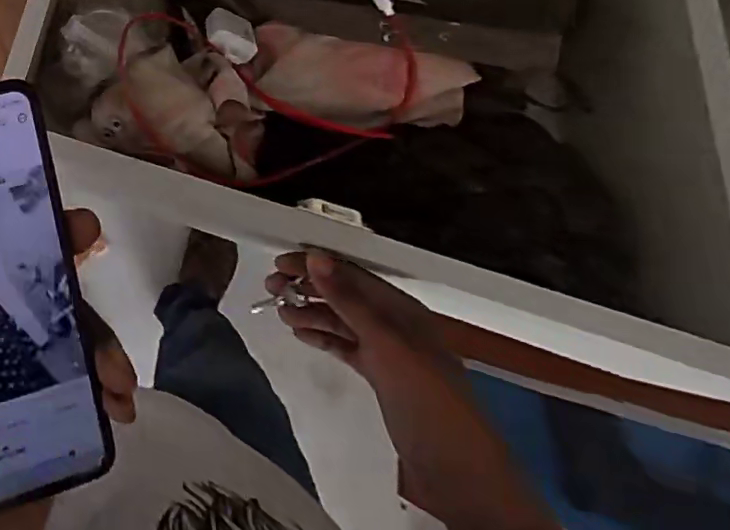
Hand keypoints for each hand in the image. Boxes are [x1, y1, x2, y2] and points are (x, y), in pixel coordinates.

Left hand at [0, 209, 134, 528]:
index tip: (28, 212)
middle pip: (25, 282)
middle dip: (61, 251)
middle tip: (88, 239)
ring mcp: (24, 369)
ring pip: (65, 324)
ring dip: (98, 333)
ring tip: (114, 378)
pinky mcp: (58, 405)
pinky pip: (90, 375)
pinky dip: (112, 377)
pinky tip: (121, 405)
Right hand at [265, 248, 460, 394]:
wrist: (457, 473)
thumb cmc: (425, 398)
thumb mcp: (386, 344)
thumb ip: (348, 301)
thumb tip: (315, 257)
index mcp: (403, 310)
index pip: (351, 275)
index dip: (315, 265)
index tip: (279, 264)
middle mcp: (394, 325)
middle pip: (344, 295)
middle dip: (307, 288)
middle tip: (271, 288)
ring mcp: (387, 352)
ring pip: (340, 320)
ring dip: (310, 312)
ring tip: (281, 313)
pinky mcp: (379, 375)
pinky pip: (344, 345)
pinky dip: (321, 336)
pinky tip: (301, 334)